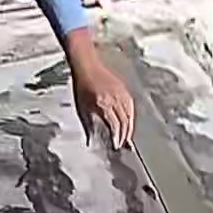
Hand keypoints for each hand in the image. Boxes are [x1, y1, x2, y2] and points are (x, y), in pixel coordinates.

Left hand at [64, 29, 133, 148]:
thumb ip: (88, 126)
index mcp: (104, 104)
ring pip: (130, 114)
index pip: (115, 125)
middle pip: (124, 121)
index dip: (116, 137)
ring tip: (127, 137)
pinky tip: (129, 122)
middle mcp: (114, 98)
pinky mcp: (123, 88)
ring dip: (129, 127)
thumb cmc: (81, 87)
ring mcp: (120, 92)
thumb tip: (91, 142)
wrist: (87, 66)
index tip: (116, 146)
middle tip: (122, 145)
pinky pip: (130, 105)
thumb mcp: (82, 109)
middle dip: (124, 135)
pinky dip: (131, 116)